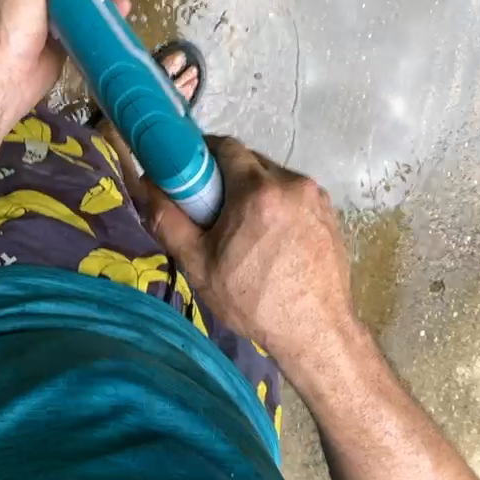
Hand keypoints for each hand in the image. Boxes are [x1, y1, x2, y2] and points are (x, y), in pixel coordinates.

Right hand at [145, 138, 364, 384]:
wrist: (315, 333)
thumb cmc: (252, 300)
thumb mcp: (197, 263)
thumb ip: (168, 219)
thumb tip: (147, 185)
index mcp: (258, 190)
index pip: (225, 146)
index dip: (202, 153)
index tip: (188, 175)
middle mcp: (293, 184)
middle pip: (251, 161)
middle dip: (227, 177)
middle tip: (211, 209)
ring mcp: (318, 198)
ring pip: (274, 179)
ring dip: (254, 193)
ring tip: (242, 231)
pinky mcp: (332, 215)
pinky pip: (294, 198)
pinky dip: (278, 208)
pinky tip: (270, 242)